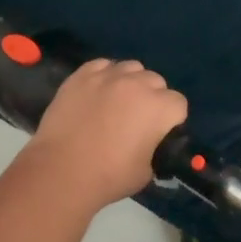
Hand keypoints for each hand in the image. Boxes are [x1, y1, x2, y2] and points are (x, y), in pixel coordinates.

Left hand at [23, 59, 188, 208]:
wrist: (62, 171)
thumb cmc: (109, 176)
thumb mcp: (146, 171)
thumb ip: (154, 149)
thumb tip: (148, 144)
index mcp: (159, 108)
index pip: (178, 104)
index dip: (170, 120)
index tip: (159, 133)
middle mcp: (138, 84)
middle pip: (156, 81)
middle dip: (152, 97)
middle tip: (137, 119)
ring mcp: (108, 75)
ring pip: (130, 68)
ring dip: (130, 82)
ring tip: (117, 102)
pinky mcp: (83, 75)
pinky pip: (102, 65)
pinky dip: (104, 76)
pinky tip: (96, 92)